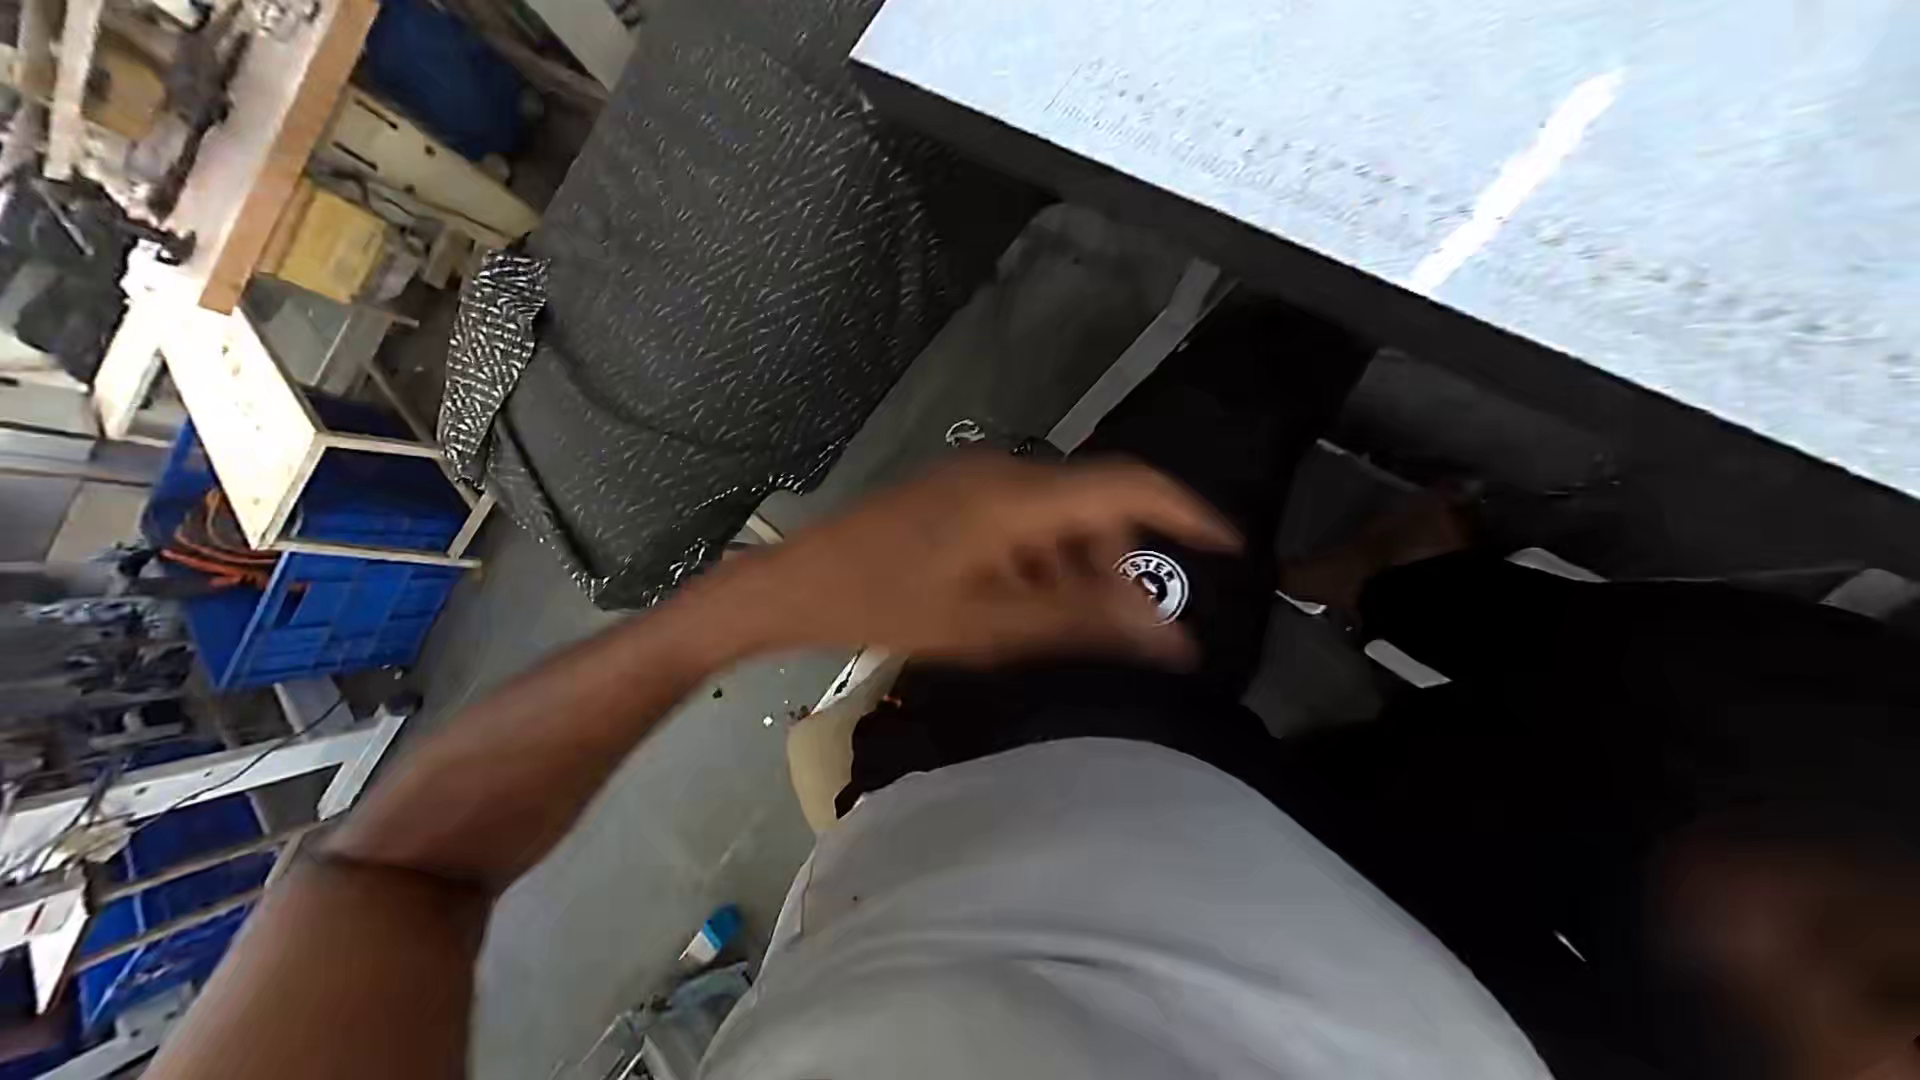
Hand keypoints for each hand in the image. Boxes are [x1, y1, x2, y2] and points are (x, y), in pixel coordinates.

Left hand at [707, 456, 1240, 665]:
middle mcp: (1004, 471)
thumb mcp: (991, 626)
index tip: (1225, 547)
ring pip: (1057, 514)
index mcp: (1018, 496)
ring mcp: (974, 478)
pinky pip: (1021, 517)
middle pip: (1093, 504)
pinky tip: (1022, 599)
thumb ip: (1083, 623)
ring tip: (1065, 620)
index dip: (1185, 512)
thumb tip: (1170, 637)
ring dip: (1076, 563)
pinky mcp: (954, 493)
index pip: (1128, 487)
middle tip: (1120, 621)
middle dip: (1118, 560)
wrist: (800, 582)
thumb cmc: (888, 606)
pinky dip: (1040, 555)